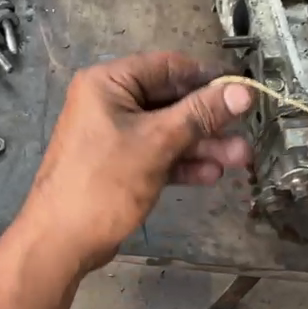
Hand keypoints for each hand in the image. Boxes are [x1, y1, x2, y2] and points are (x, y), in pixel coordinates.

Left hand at [16, 52, 252, 272]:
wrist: (61, 241)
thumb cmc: (104, 182)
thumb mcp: (157, 143)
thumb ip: (201, 115)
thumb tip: (243, 91)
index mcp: (109, 83)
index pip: (168, 67)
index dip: (207, 79)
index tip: (242, 93)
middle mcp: (110, 102)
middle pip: (171, 100)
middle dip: (209, 120)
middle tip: (246, 132)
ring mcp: (114, 135)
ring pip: (168, 131)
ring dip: (203, 144)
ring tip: (240, 159)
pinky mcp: (121, 164)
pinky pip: (158, 154)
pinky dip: (183, 162)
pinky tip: (211, 174)